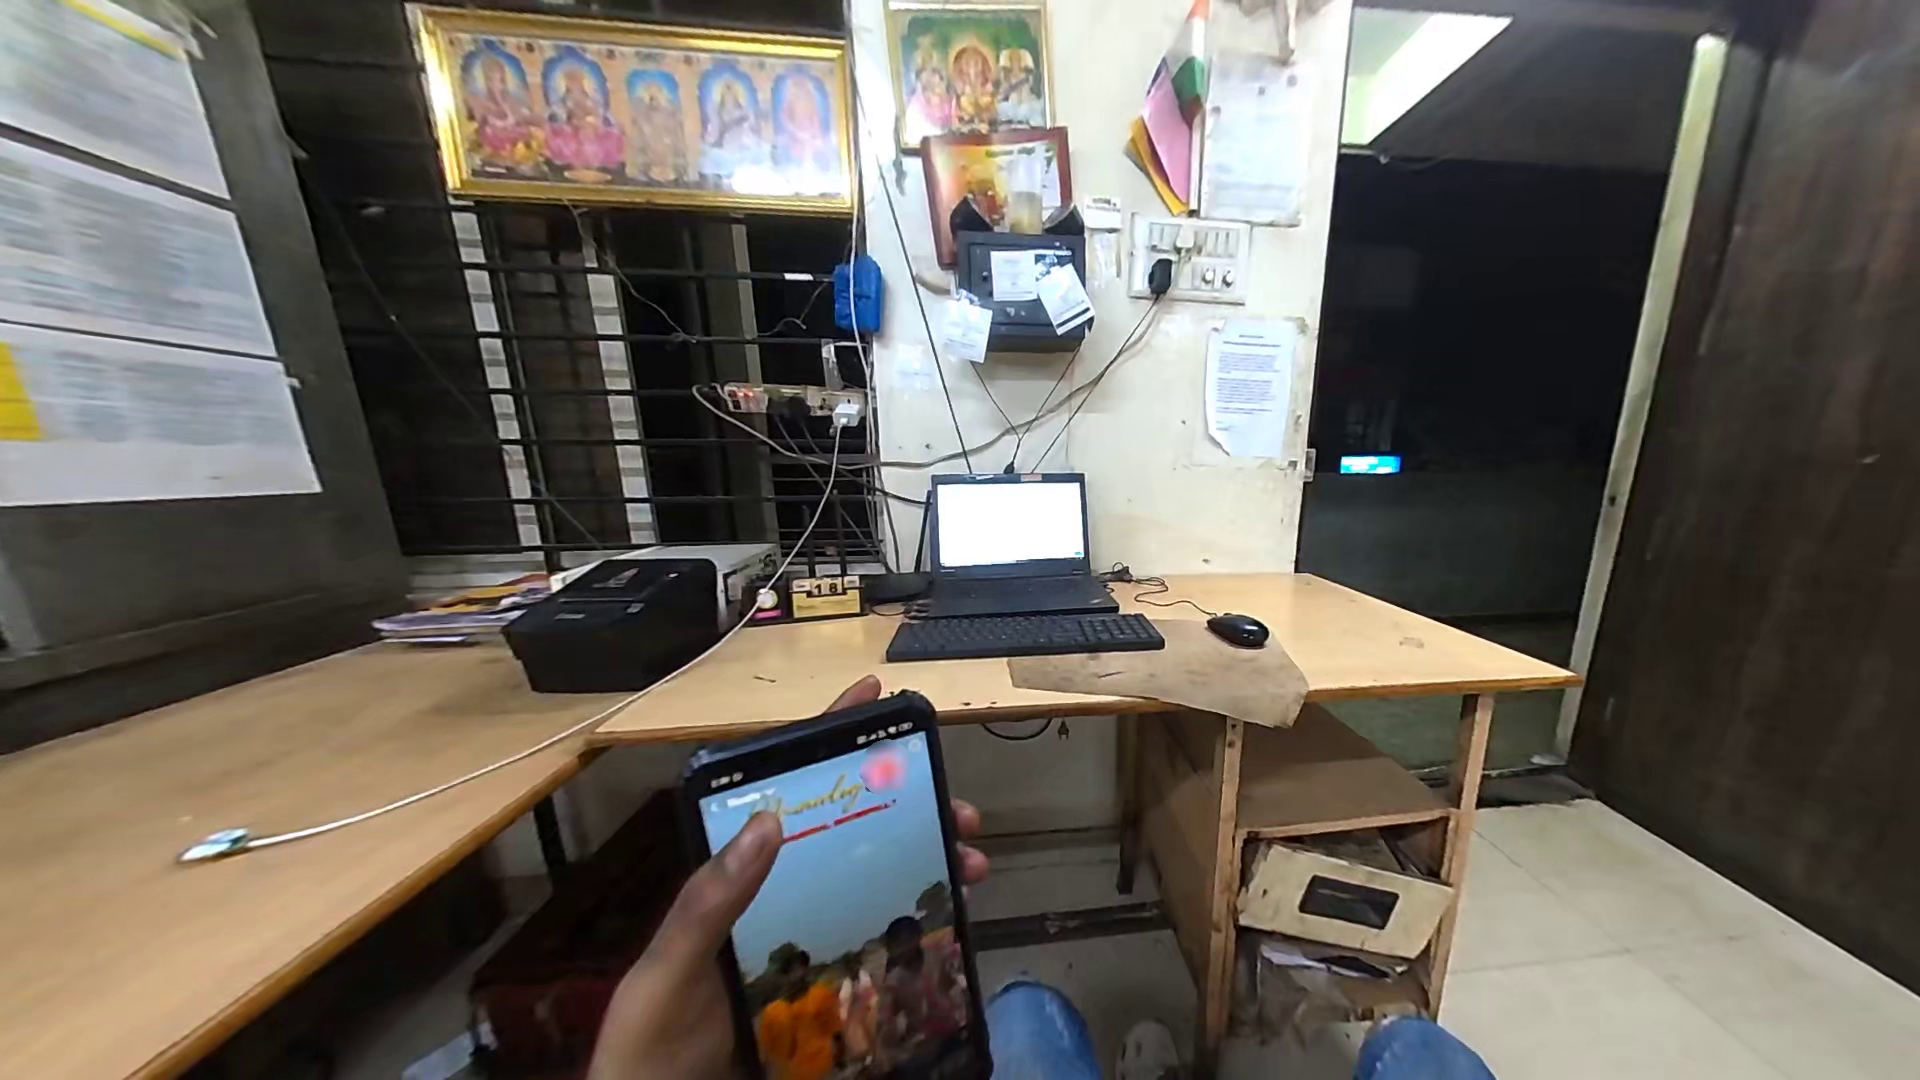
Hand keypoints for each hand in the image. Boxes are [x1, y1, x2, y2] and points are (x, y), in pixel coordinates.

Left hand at [588, 676, 987, 1079]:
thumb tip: (768, 820)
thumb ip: (704, 907)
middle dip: (911, 802)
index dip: (829, 733)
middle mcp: (781, 886)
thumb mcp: (666, 976)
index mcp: (738, 869)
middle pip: (852, 823)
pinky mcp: (829, 976)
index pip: (784, 785)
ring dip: (929, 856)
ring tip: (971, 862)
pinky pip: (883, 931)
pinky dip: (923, 916)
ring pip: (877, 871)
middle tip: (959, 809)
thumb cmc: (650, 1052)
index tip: (873, 695)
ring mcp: (808, 929)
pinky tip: (952, 915)